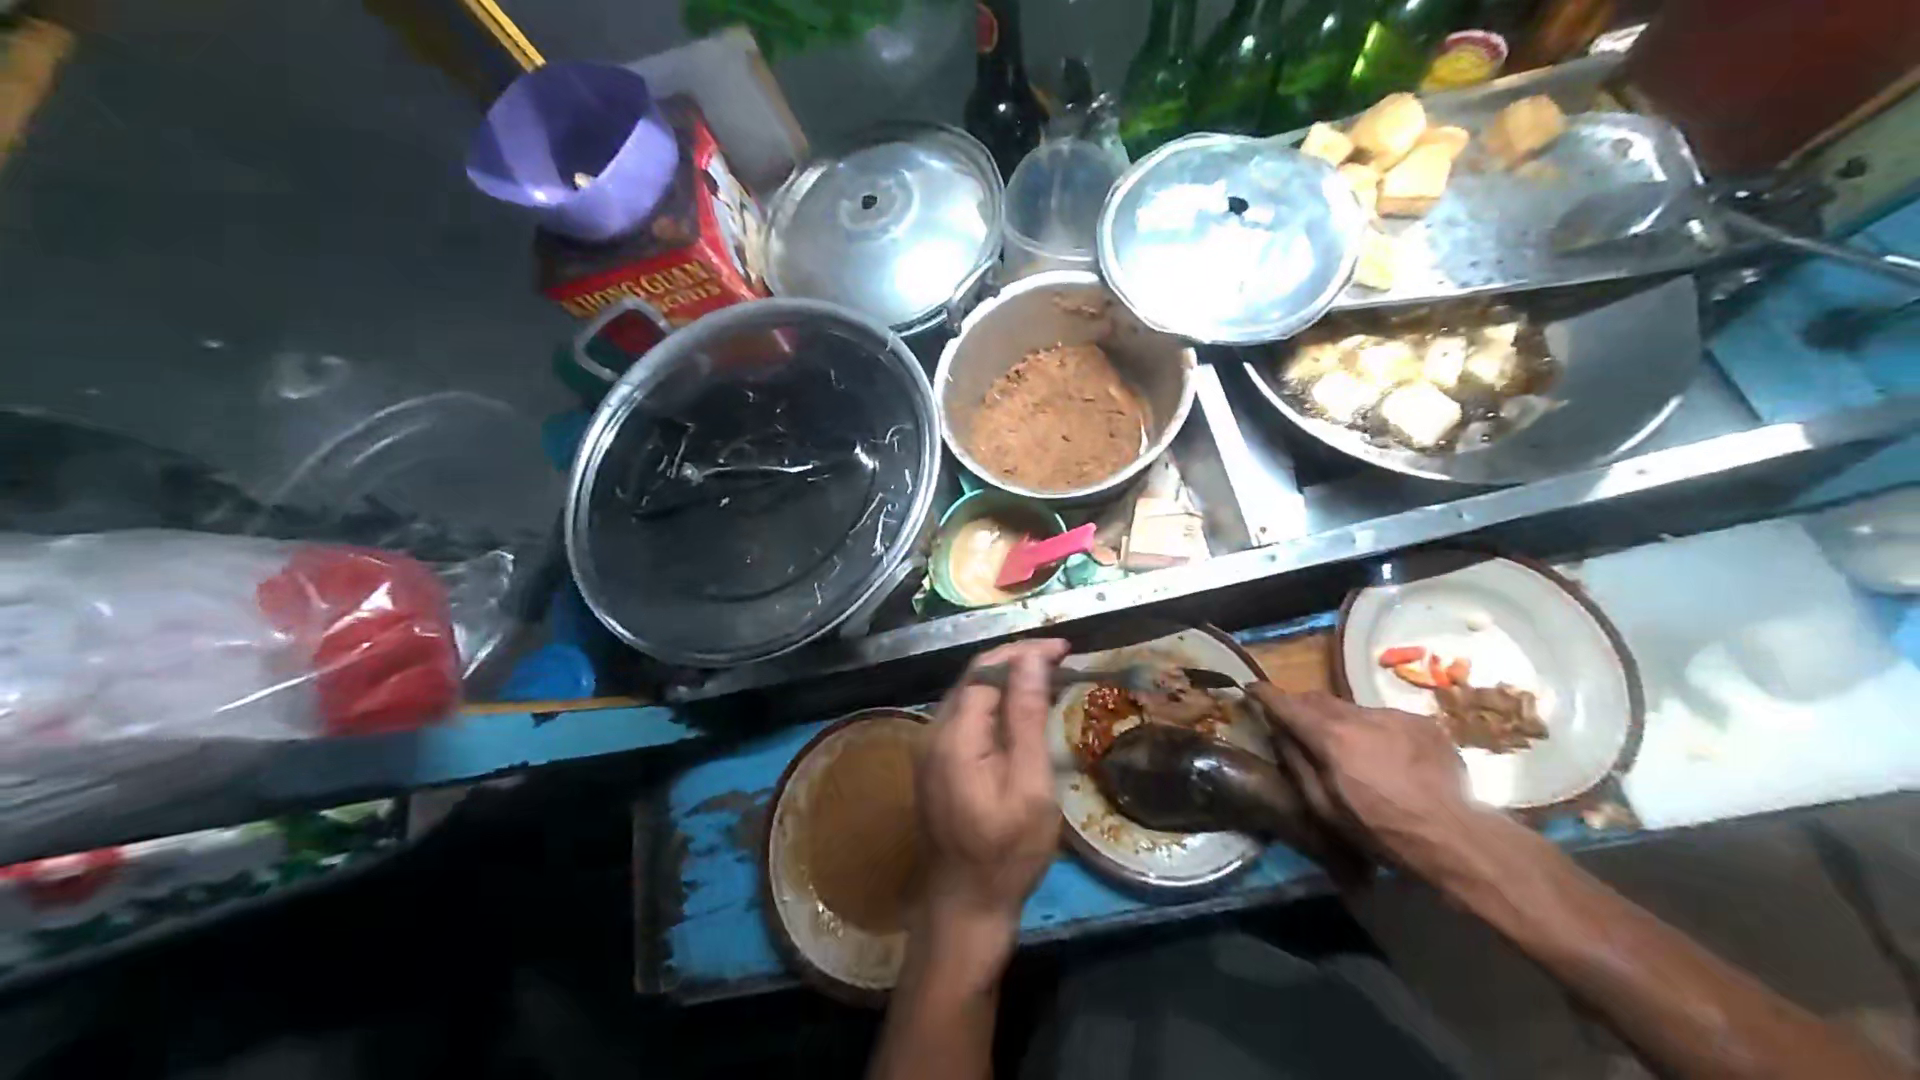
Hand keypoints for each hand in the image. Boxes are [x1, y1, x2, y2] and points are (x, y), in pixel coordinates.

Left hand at [914, 638, 1069, 973]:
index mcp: (953, 735)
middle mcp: (932, 732)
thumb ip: (1026, 717)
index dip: (1024, 651)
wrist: (964, 907)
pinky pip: (965, 717)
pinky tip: (1019, 708)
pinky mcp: (935, 764)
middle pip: (973, 678)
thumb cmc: (1007, 852)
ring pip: (968, 695)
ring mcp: (929, 749)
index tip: (1064, 647)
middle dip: (1015, 659)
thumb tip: (1031, 659)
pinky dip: (994, 703)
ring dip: (1005, 679)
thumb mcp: (1029, 785)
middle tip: (1060, 657)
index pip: (986, 671)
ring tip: (1046, 674)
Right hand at [1249, 687, 1486, 875]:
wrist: (1457, 838)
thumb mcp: (1325, 807)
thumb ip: (1297, 763)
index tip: (1252, 689)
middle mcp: (1359, 715)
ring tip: (1349, 748)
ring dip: (1340, 721)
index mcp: (1330, 737)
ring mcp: (1394, 716)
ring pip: (1352, 708)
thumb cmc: (1382, 830)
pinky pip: (1385, 719)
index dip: (1265, 694)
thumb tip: (1279, 733)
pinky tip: (1387, 757)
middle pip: (1318, 698)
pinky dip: (1374, 731)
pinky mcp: (1421, 723)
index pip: (1287, 704)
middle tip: (1296, 722)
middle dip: (1302, 706)